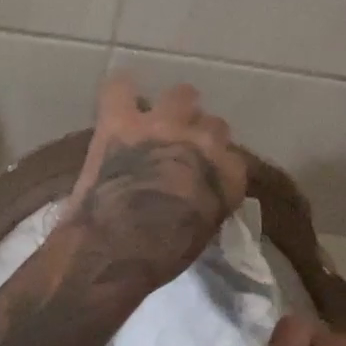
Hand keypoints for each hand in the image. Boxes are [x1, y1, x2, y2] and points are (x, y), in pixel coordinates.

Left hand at [66, 73, 245, 289]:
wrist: (112, 249)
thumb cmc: (158, 257)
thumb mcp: (200, 235)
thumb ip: (207, 206)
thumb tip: (196, 199)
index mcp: (228, 177)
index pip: (233, 163)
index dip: (216, 169)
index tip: (204, 180)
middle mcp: (204, 143)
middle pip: (213, 126)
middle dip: (199, 137)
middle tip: (182, 152)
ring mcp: (162, 126)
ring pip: (182, 96)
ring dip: (174, 109)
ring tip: (159, 122)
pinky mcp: (121, 121)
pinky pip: (121, 88)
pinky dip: (122, 93)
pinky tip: (121, 100)